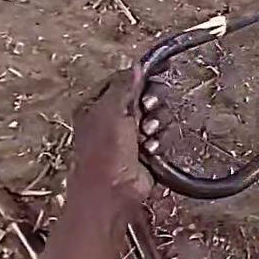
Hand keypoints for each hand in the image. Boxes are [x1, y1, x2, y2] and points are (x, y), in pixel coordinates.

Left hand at [67, 67, 153, 207]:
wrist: (112, 192)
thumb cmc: (105, 152)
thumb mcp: (111, 112)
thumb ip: (125, 87)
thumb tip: (136, 66)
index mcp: (96, 105)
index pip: (122, 81)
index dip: (138, 78)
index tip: (155, 75)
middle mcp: (112, 118)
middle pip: (143, 96)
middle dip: (150, 103)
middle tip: (149, 109)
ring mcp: (130, 135)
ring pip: (156, 115)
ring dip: (156, 123)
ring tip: (148, 135)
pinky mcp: (146, 150)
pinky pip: (162, 135)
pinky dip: (159, 140)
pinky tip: (152, 148)